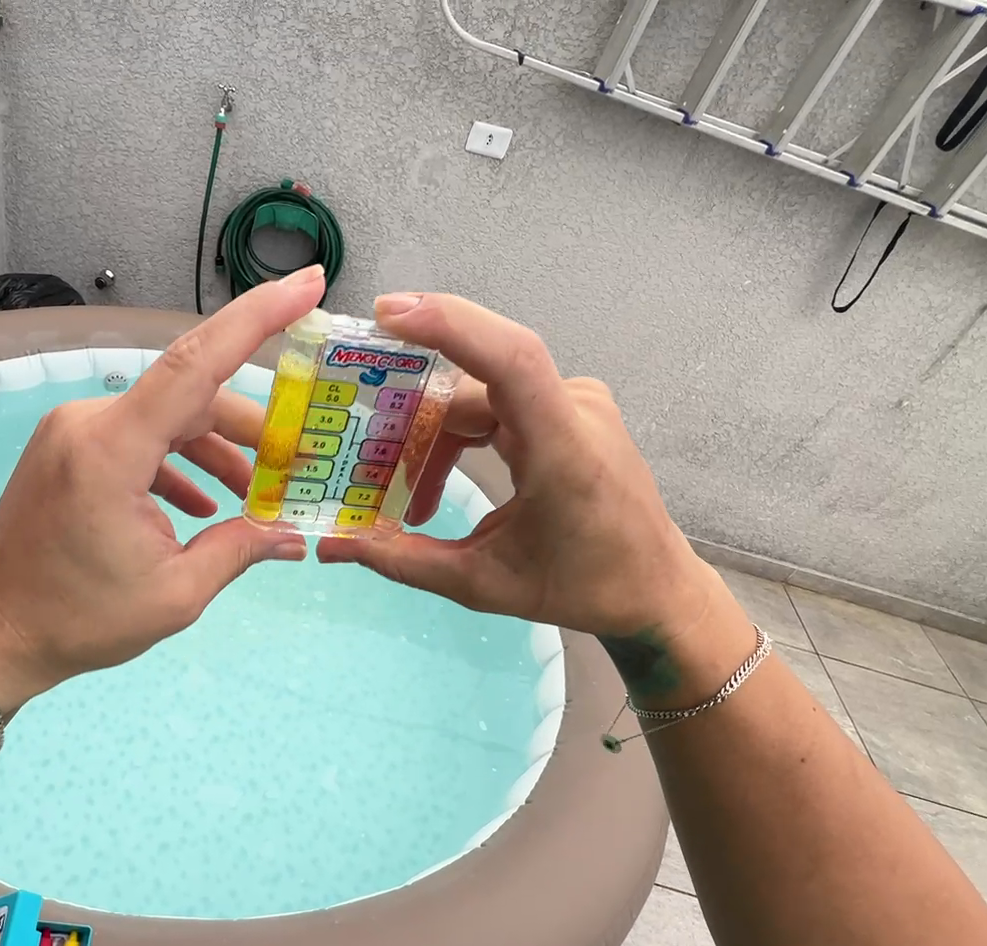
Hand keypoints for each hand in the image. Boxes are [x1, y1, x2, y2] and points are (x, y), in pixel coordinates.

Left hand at [0, 267, 325, 710]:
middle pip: (188, 396)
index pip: (195, 363)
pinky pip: (136, 438)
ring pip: (164, 417)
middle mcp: (87, 422)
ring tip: (252, 493)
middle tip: (293, 460)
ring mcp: (72, 432)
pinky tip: (200, 504)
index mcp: (111, 449)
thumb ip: (240, 550)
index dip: (257, 318)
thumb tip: (294, 537)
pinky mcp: (66, 450)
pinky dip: (174, 461)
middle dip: (247, 425)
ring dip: (212, 448)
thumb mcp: (176, 594)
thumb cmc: (79, 620)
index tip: (307, 285)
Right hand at [316, 293, 724, 647]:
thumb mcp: (481, 583)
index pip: (510, 357)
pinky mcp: (568, 409)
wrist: (654, 589)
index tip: (386, 315)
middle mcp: (573, 407)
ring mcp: (575, 402)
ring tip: (406, 496)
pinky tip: (436, 479)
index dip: (447, 324)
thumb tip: (332, 546)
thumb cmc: (580, 586)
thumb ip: (402, 561)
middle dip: (412, 420)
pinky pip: (497, 403)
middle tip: (359, 450)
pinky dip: (458, 436)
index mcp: (563, 447)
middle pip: (472, 385)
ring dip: (433, 439)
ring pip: (479, 396)